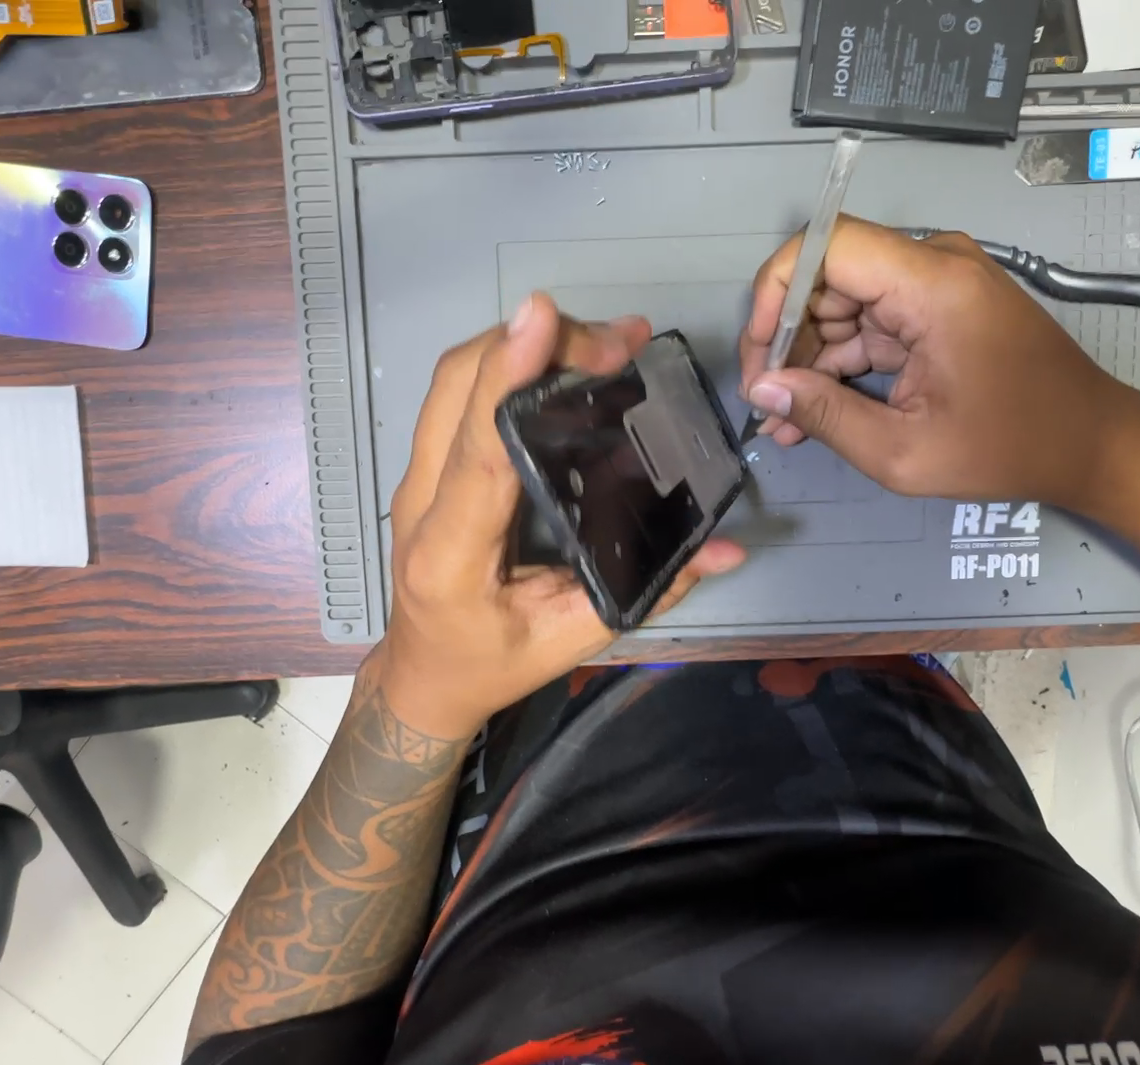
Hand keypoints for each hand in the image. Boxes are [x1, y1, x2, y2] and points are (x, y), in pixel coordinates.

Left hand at [371, 293, 745, 740]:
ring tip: (598, 342)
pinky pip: (455, 396)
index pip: (478, 453)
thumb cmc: (492, 664)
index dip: (507, 375)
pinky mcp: (426, 467)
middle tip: (614, 342)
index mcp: (453, 554)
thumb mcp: (572, 638)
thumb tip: (725, 550)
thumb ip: (648, 592)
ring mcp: (415, 479)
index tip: (545, 314)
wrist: (423, 675)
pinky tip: (558, 364)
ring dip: (515, 344)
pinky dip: (503, 363)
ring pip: (449, 382)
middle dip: (528, 343)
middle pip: (454, 389)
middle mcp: (420, 503)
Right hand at [737, 218, 1136, 508]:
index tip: (760, 354)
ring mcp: (934, 287)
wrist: (1089, 445)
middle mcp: (932, 267)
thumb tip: (763, 390)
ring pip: (840, 306)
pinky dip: (837, 366)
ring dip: (807, 361)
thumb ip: (825, 415)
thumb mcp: (902, 450)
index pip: (826, 245)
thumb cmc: (1007, 449)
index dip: (776, 292)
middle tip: (766, 402)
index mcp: (932, 285)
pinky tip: (812, 411)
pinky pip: (867, 326)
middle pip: (827, 278)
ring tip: (784, 420)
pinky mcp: (935, 310)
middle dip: (785, 340)